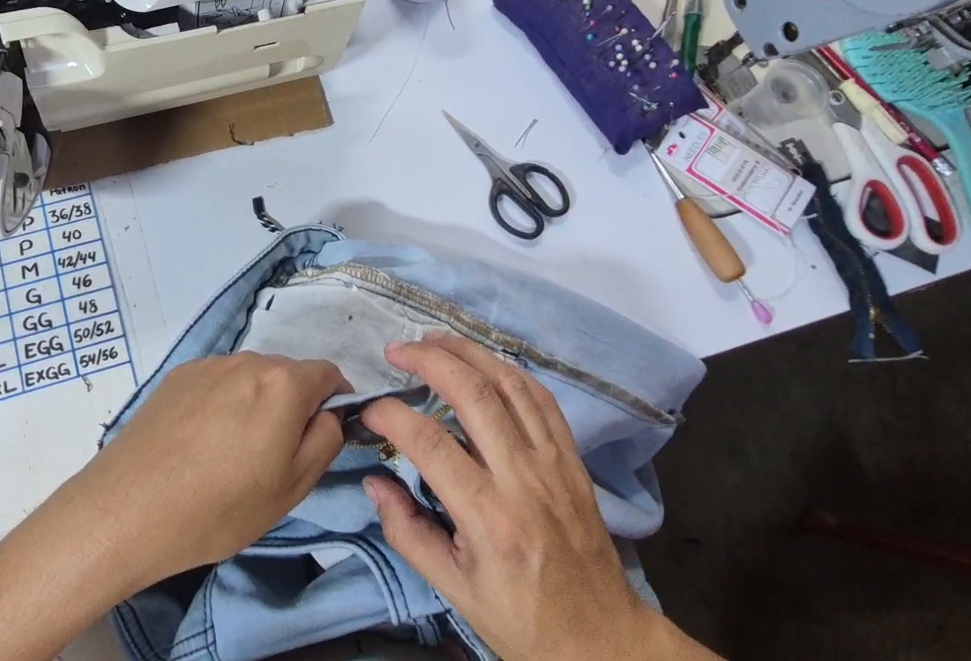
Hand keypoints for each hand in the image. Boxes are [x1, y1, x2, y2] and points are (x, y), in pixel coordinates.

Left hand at [62, 352, 350, 587]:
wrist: (130, 508)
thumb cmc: (221, 505)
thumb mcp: (293, 486)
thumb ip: (325, 440)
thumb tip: (329, 415)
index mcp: (283, 383)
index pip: (328, 375)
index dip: (334, 404)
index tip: (319, 438)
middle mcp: (248, 361)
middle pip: (287, 375)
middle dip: (292, 406)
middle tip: (273, 456)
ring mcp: (208, 365)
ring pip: (250, 379)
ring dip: (255, 405)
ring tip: (230, 455)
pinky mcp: (176, 377)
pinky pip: (216, 384)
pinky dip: (221, 405)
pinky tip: (199, 445)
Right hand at [361, 334, 716, 660]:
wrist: (601, 637)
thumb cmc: (522, 619)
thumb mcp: (454, 590)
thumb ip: (408, 532)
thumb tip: (375, 481)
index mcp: (489, 517)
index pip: (430, 443)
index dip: (392, 416)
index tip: (369, 412)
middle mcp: (524, 479)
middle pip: (474, 394)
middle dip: (430, 361)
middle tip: (396, 350)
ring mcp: (554, 463)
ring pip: (511, 384)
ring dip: (469, 352)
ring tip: (434, 339)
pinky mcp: (572, 459)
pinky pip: (542, 400)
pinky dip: (509, 371)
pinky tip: (485, 363)